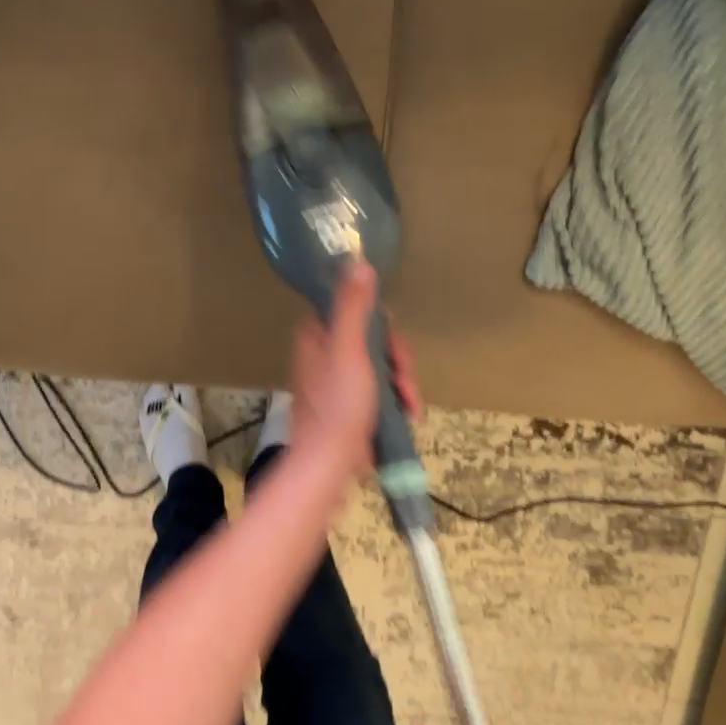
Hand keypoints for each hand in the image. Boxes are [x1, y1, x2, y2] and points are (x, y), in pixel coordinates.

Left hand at [286, 259, 420, 474]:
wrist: (329, 463)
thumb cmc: (338, 405)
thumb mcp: (349, 350)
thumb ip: (353, 307)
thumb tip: (358, 261)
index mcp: (315, 334)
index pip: (356, 312)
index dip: (383, 328)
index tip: (395, 349)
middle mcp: (322, 353)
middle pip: (373, 339)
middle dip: (397, 361)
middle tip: (406, 384)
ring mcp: (334, 380)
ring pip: (380, 365)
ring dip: (401, 383)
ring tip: (409, 405)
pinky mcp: (347, 405)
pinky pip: (378, 389)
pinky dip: (395, 399)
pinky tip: (407, 414)